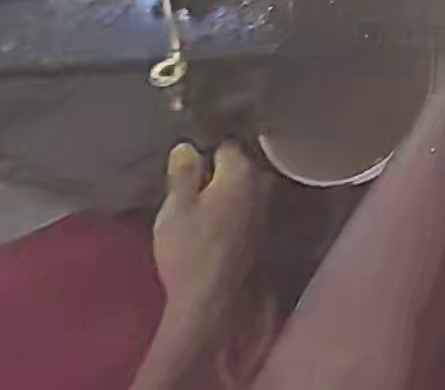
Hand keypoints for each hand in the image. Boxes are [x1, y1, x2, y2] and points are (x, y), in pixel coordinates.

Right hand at [152, 143, 269, 316]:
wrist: (219, 298)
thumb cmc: (191, 250)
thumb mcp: (176, 210)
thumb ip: (183, 175)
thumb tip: (186, 147)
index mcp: (241, 170)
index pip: (225, 148)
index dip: (206, 156)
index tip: (190, 170)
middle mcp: (262, 181)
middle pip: (240, 167)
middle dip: (221, 175)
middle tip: (194, 194)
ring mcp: (269, 205)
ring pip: (247, 189)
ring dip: (231, 195)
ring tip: (206, 212)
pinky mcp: (268, 228)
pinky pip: (251, 209)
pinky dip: (238, 212)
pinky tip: (221, 229)